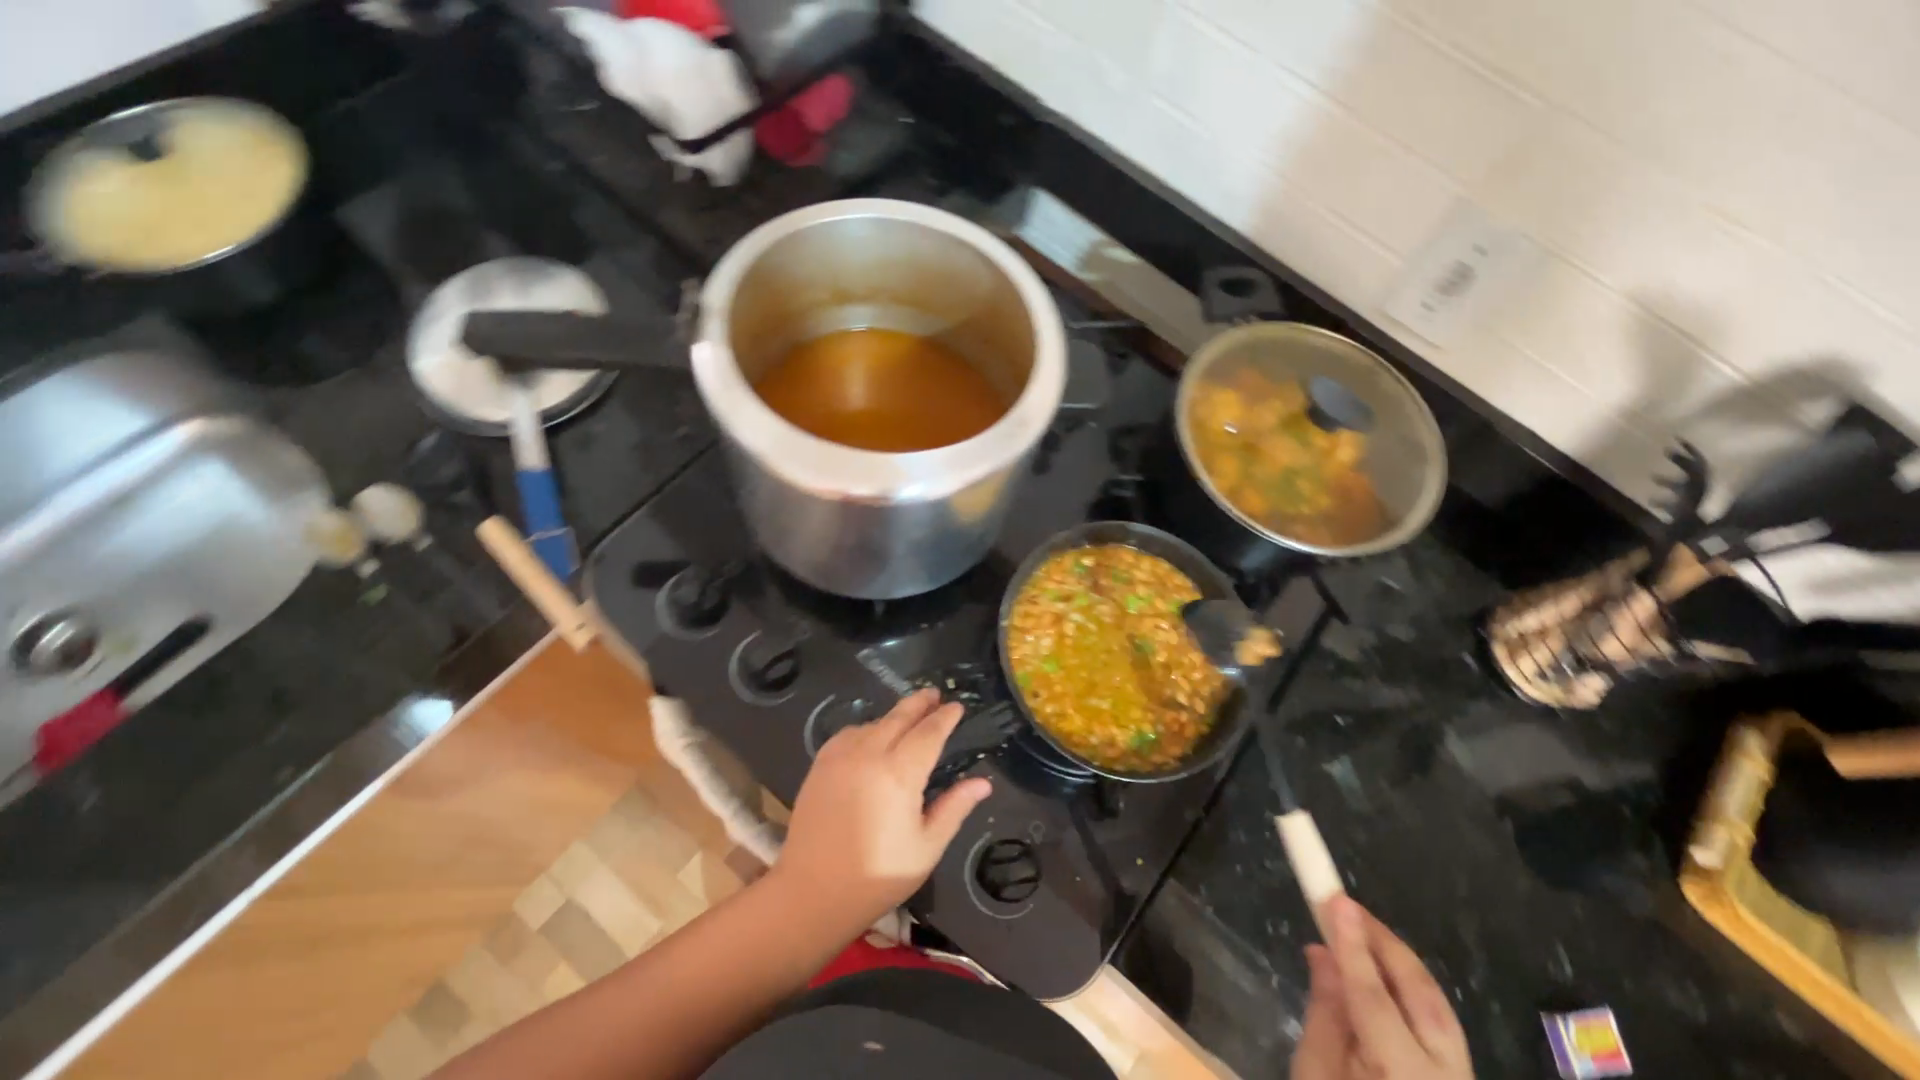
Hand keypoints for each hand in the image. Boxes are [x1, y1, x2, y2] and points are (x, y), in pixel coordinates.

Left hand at [773, 689, 992, 925]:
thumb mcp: (926, 847)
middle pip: (898, 718)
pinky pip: (848, 735)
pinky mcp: (819, 767)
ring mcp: (839, 758)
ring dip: (892, 717)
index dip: (945, 718)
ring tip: (907, 719)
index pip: (929, 733)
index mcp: (899, 773)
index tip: (957, 707)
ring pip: (872, 724)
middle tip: (934, 694)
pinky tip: (870, 738)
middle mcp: (868, 755)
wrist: (812, 892)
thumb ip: (953, 808)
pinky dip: (865, 729)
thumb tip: (982, 783)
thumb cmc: (878, 876)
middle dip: (919, 704)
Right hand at [1292, 895, 1472, 1079]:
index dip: (1353, 947)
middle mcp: (1447, 1079)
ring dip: (1398, 963)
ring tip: (1359, 932)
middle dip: (1384, 944)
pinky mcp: (1460, 1079)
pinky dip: (1409, 992)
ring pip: (1438, 1007)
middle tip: (1344, 907)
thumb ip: (1324, 1017)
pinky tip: (1381, 977)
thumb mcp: (1314, 1078)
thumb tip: (1323, 955)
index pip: (1376, 1001)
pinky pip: (1439, 1024)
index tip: (1335, 900)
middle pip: (1423, 996)